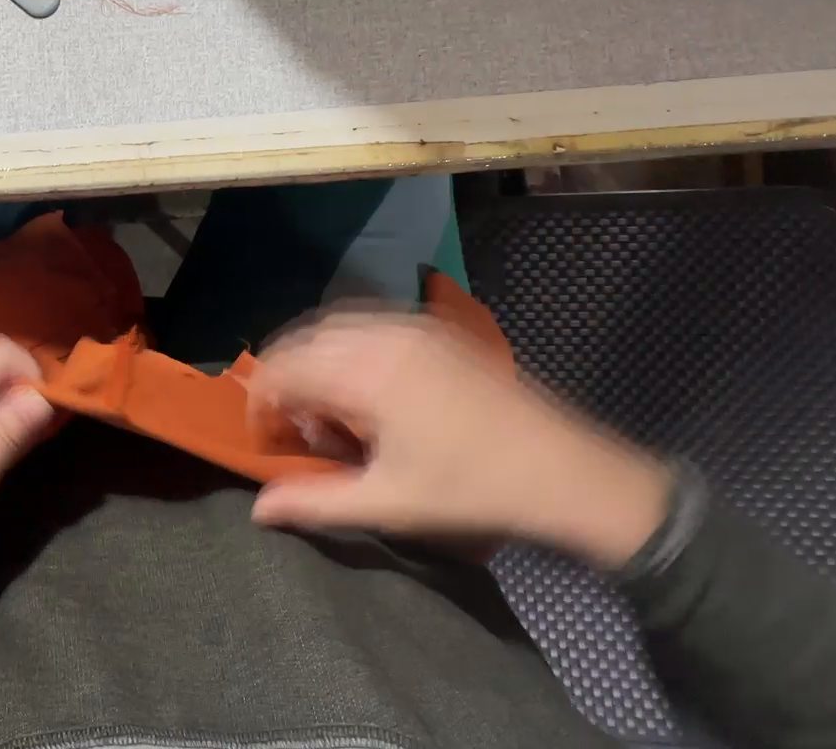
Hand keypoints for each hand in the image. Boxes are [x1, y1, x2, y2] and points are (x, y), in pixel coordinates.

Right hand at [245, 313, 671, 569]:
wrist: (576, 476)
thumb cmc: (475, 492)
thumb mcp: (391, 504)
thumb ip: (317, 503)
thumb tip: (259, 510)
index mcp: (365, 373)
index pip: (282, 369)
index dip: (262, 404)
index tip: (269, 440)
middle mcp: (382, 336)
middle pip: (301, 343)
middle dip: (287, 384)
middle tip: (300, 428)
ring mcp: (412, 327)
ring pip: (331, 329)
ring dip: (315, 364)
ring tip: (330, 410)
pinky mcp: (435, 330)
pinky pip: (366, 324)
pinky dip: (346, 348)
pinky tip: (362, 387)